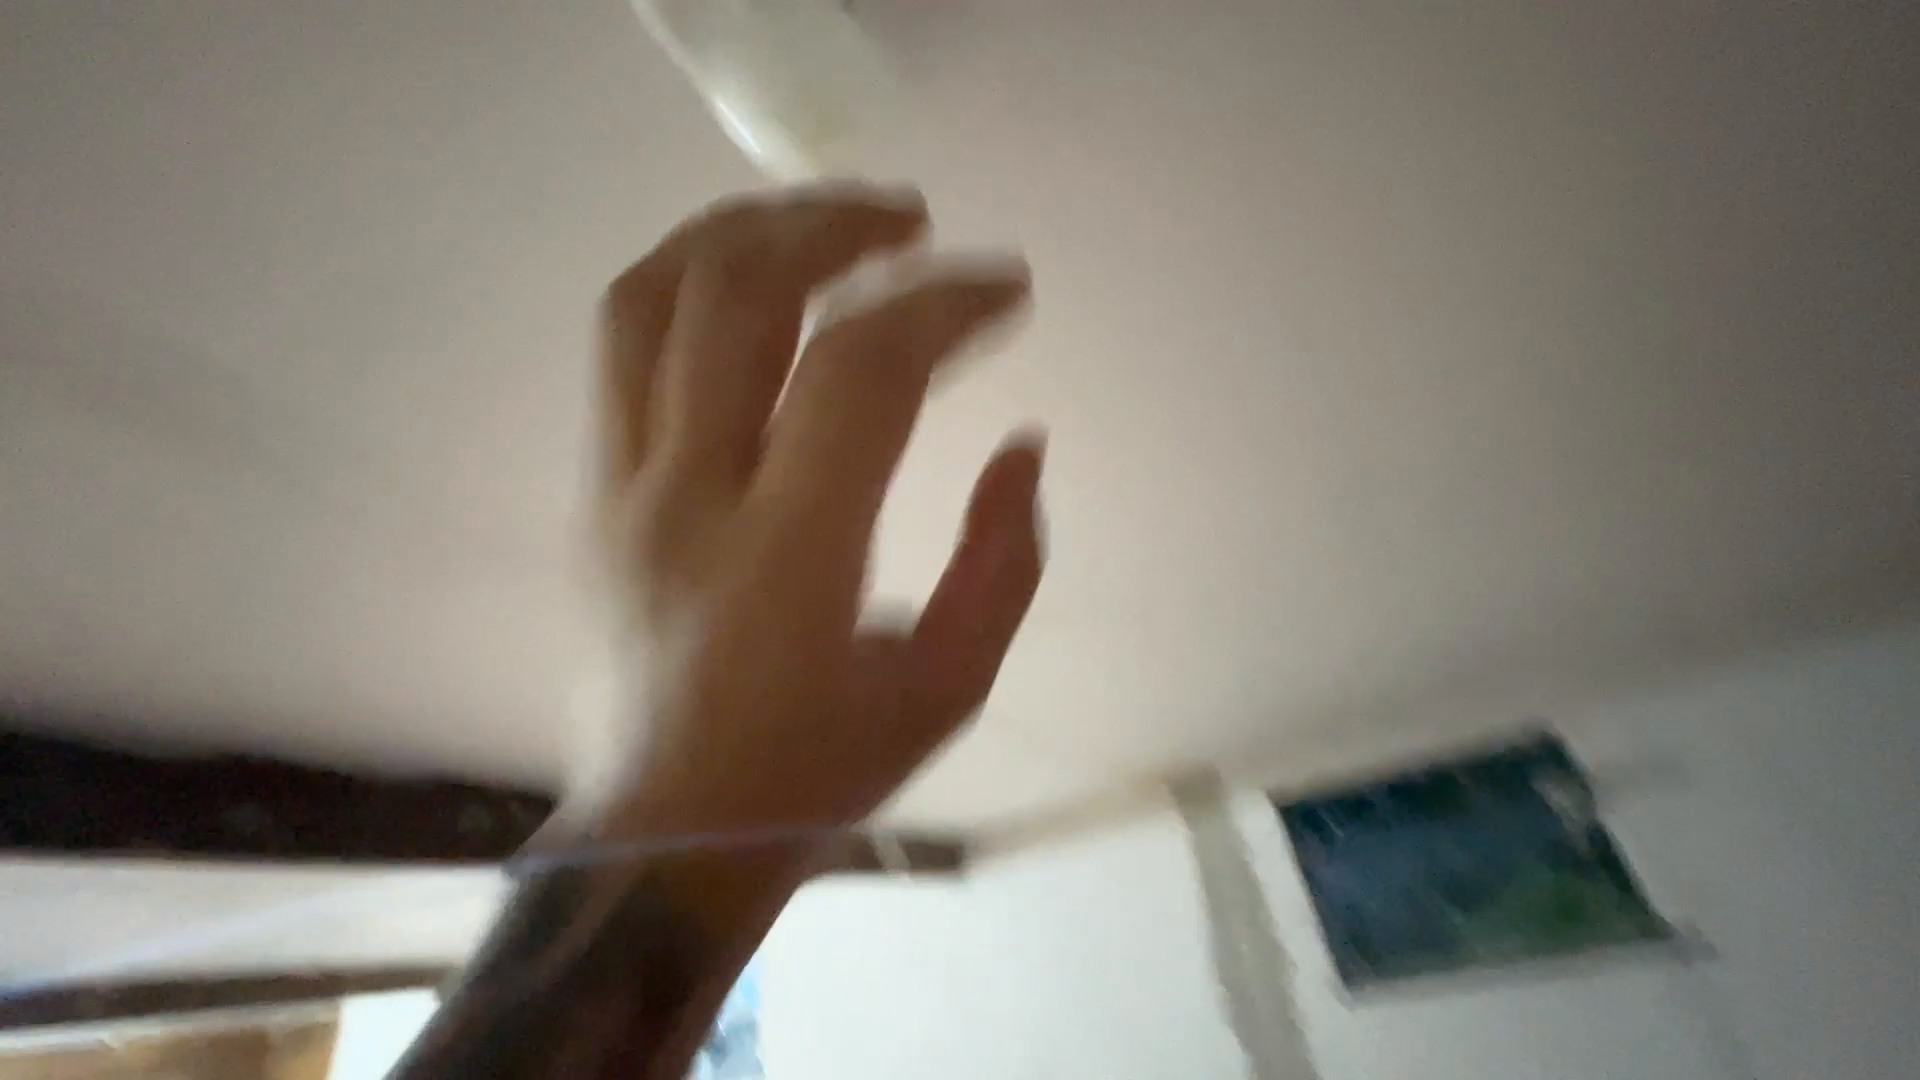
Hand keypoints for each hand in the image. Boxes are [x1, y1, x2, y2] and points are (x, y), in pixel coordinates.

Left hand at [593, 183, 1045, 835]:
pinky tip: (749, 281)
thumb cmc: (818, 770)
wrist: (667, 834)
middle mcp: (686, 499)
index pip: (864, 371)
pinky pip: (621, 345)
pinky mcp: (588, 494)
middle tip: (911, 220)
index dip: (944, 304)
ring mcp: (617, 489)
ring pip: (652, 296)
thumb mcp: (949, 688)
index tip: (1006, 289)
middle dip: (835, 226)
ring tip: (821, 218)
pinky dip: (689, 281)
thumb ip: (1003, 562)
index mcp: (790, 557)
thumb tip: (1022, 447)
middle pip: (739, 294)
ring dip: (745, 229)